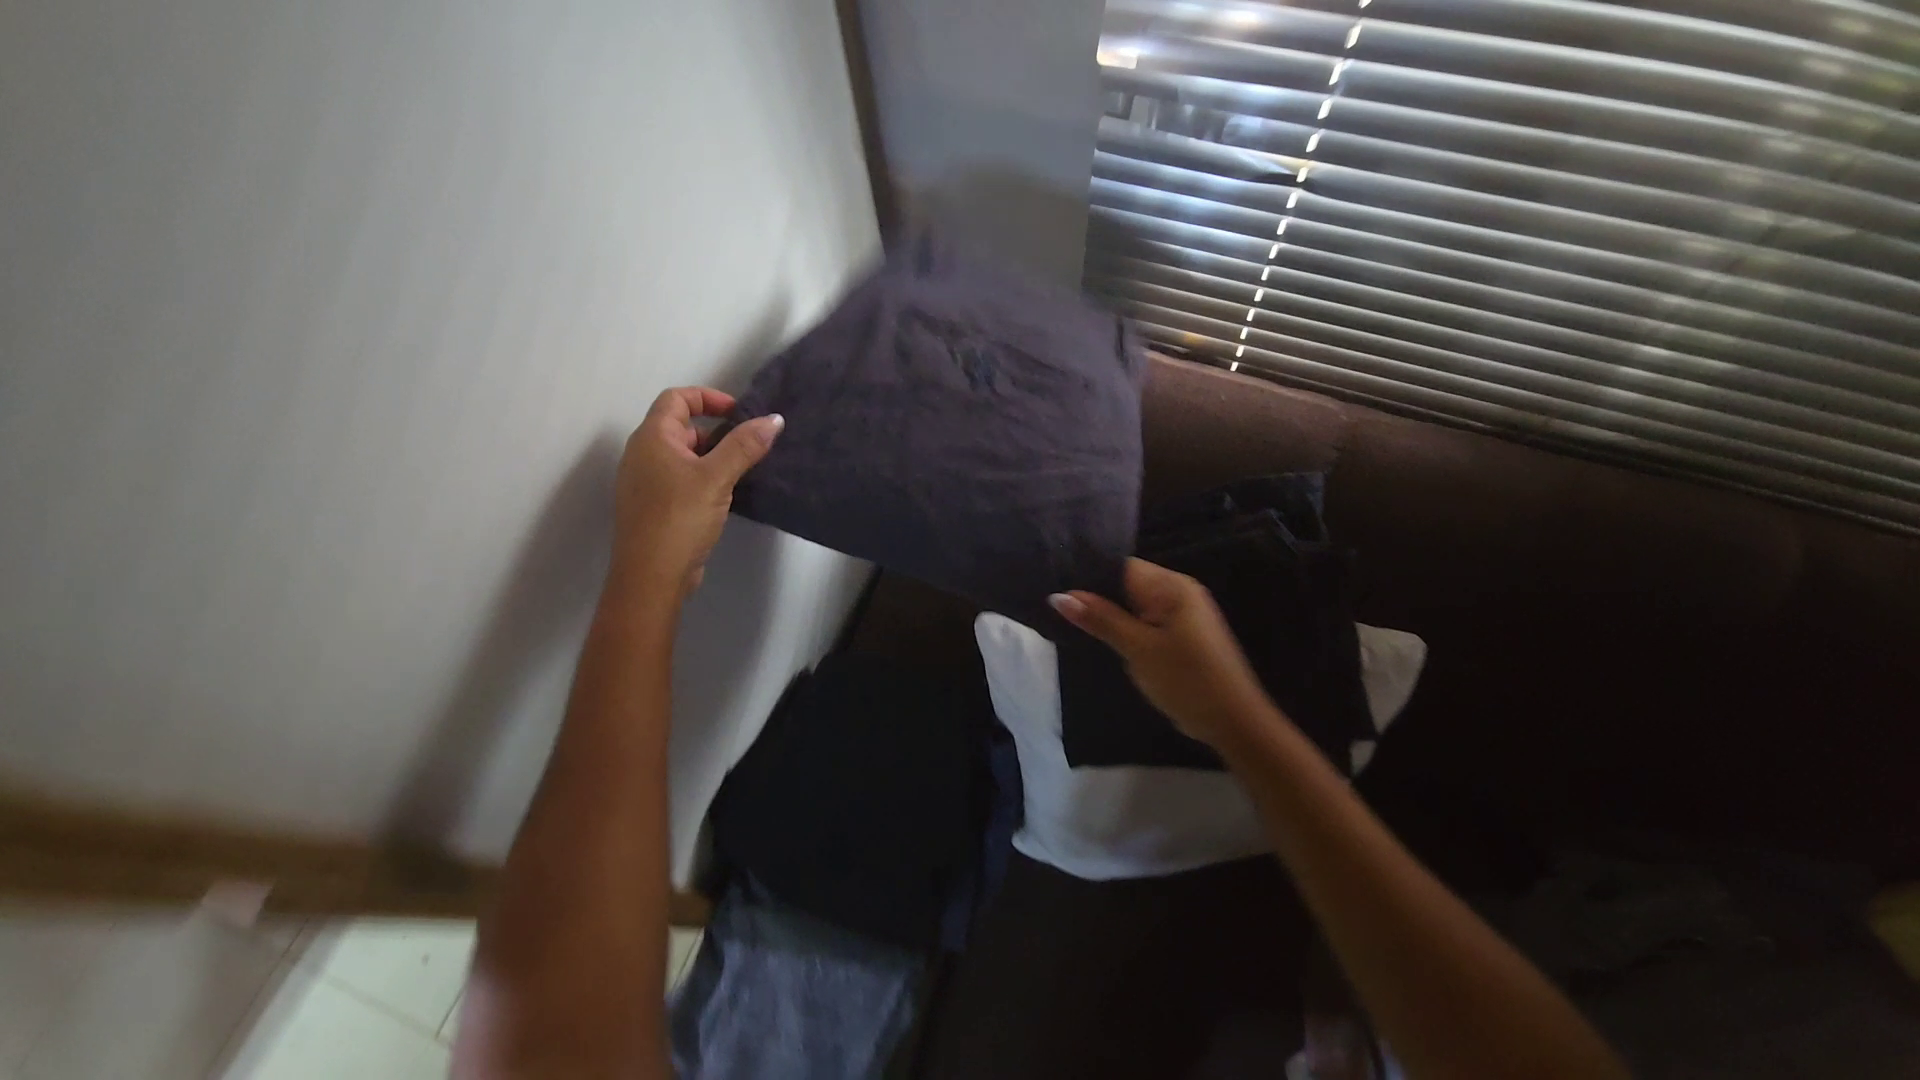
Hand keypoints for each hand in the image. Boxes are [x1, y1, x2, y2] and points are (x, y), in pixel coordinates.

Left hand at [612, 387, 782, 600]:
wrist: (651, 576)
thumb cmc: (679, 518)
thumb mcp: (716, 478)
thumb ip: (745, 445)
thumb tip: (774, 419)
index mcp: (652, 438)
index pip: (677, 398)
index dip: (708, 397)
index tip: (739, 413)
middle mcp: (643, 454)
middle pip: (681, 427)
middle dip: (716, 432)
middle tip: (748, 448)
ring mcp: (646, 482)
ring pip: (684, 456)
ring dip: (713, 458)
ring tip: (742, 473)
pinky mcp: (655, 507)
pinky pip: (682, 480)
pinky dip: (704, 480)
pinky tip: (726, 497)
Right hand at [1050, 558, 1273, 747]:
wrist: (1233, 721)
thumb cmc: (1186, 679)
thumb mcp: (1137, 649)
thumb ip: (1100, 619)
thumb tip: (1058, 596)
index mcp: (1171, 585)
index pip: (1120, 567)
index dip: (1088, 577)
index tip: (1054, 588)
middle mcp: (1179, 590)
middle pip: (1126, 584)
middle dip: (1096, 598)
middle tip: (1056, 609)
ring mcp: (1183, 613)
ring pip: (1134, 605)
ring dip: (1110, 616)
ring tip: (1070, 623)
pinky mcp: (1183, 634)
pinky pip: (1147, 621)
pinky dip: (1127, 629)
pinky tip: (1105, 640)